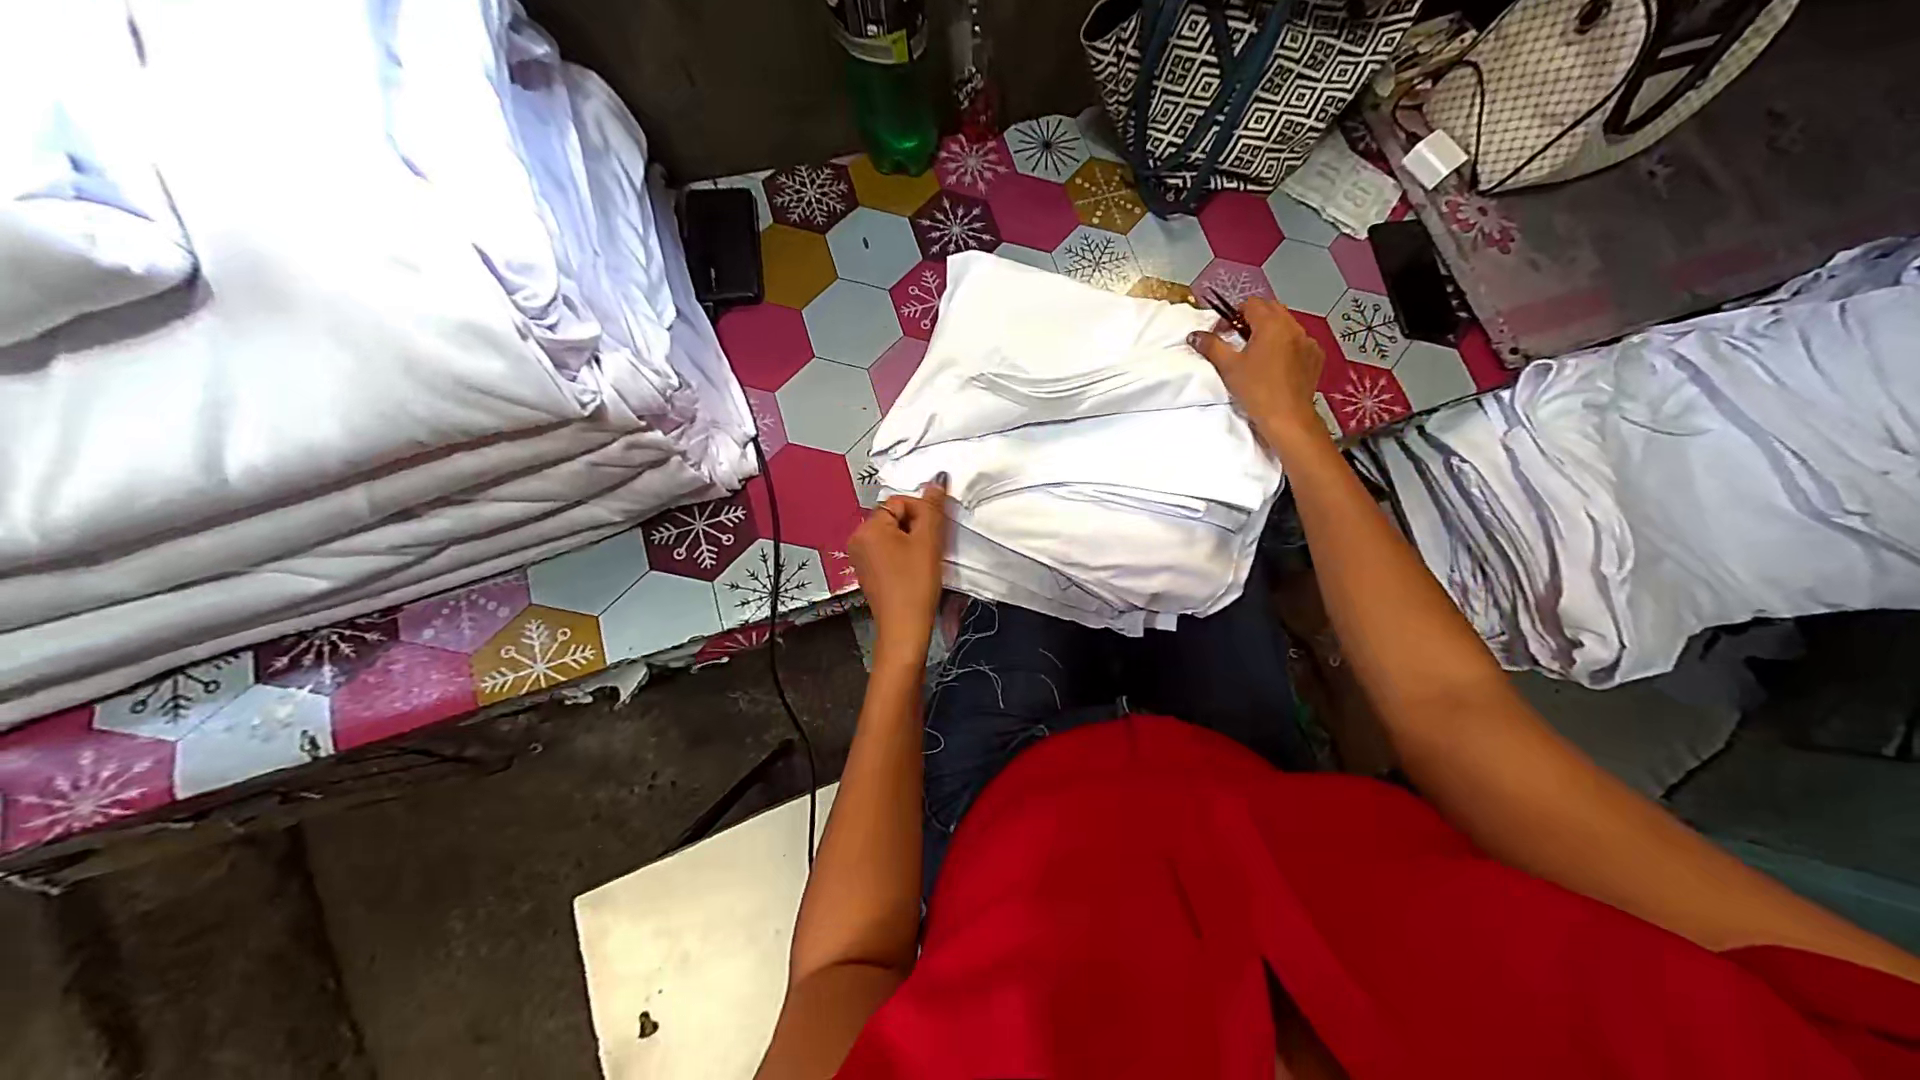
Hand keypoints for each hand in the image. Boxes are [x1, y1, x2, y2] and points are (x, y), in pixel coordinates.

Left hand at [847, 478, 949, 666]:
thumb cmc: (914, 585)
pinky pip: (888, 550)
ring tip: (921, 562)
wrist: (904, 628)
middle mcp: (857, 539)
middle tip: (928, 550)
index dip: (922, 515)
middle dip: (916, 528)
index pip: (901, 502)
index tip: (931, 537)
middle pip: (895, 517)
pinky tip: (913, 571)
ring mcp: (860, 556)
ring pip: (894, 534)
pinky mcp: (867, 571)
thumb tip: (936, 479)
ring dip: (912, 542)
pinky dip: (903, 555)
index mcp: (867, 527)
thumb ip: (933, 507)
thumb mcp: (928, 541)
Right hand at [1188, 295, 1325, 446]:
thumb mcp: (1228, 367)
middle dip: (1252, 319)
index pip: (1251, 304)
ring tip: (1257, 352)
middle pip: (1270, 310)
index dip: (1233, 315)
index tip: (1223, 333)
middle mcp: (1293, 326)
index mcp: (1271, 324)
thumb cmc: (1255, 390)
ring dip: (1270, 331)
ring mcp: (1308, 341)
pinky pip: (1299, 341)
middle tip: (1238, 340)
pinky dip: (1287, 345)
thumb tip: (1195, 335)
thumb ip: (1211, 346)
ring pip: (1286, 325)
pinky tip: (1277, 363)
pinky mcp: (1316, 356)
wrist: (1287, 416)